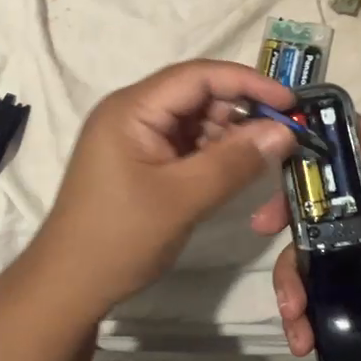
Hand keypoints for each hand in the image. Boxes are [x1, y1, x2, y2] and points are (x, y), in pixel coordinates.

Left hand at [28, 60, 299, 313]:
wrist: (69, 285)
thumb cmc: (119, 238)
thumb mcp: (182, 199)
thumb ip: (233, 162)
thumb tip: (284, 132)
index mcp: (132, 109)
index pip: (197, 76)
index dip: (247, 82)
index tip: (291, 102)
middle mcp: (131, 112)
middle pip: (196, 94)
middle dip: (242, 109)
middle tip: (286, 134)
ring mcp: (134, 137)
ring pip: (194, 119)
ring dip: (230, 132)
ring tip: (267, 154)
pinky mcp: (140, 160)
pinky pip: (185, 143)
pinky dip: (214, 151)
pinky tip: (238, 168)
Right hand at [251, 121, 360, 360]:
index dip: (333, 138)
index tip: (285, 135)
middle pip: (327, 202)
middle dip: (290, 209)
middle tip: (260, 226)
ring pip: (312, 252)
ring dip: (291, 276)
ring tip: (292, 313)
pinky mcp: (355, 311)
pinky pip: (315, 297)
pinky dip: (300, 314)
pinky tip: (302, 341)